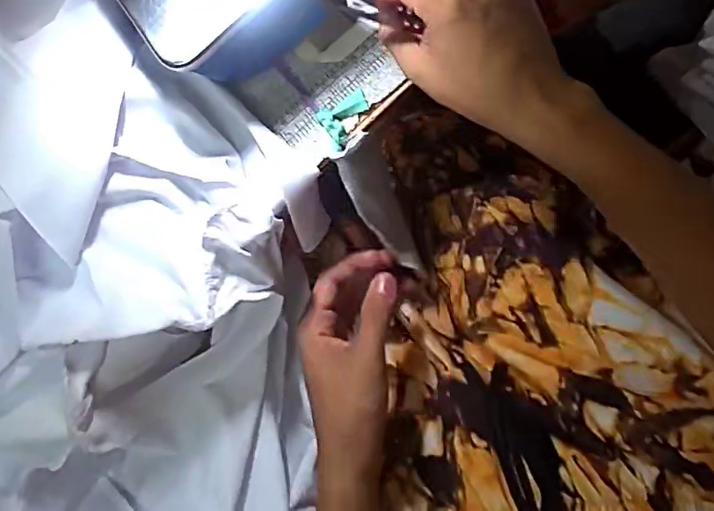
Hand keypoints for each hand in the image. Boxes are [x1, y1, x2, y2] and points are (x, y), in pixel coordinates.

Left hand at [299, 250, 397, 502]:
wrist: (351, 457)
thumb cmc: (353, 405)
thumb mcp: (367, 355)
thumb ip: (376, 313)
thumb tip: (386, 275)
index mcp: (312, 324)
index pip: (330, 281)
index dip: (355, 264)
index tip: (383, 255)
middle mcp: (317, 329)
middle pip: (339, 291)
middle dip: (366, 276)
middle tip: (396, 265)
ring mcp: (330, 344)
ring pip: (350, 308)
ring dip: (372, 293)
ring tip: (400, 280)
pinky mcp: (344, 358)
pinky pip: (357, 325)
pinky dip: (374, 313)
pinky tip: (393, 307)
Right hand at [374, 0, 595, 152]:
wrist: (536, 100)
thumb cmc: (473, 89)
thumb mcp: (421, 71)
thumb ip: (396, 41)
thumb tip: (387, 25)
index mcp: (445, 2)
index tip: (383, 10)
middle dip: (422, 7)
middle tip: (423, 35)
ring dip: (449, 7)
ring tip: (456, 36)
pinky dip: (474, 8)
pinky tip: (480, 32)